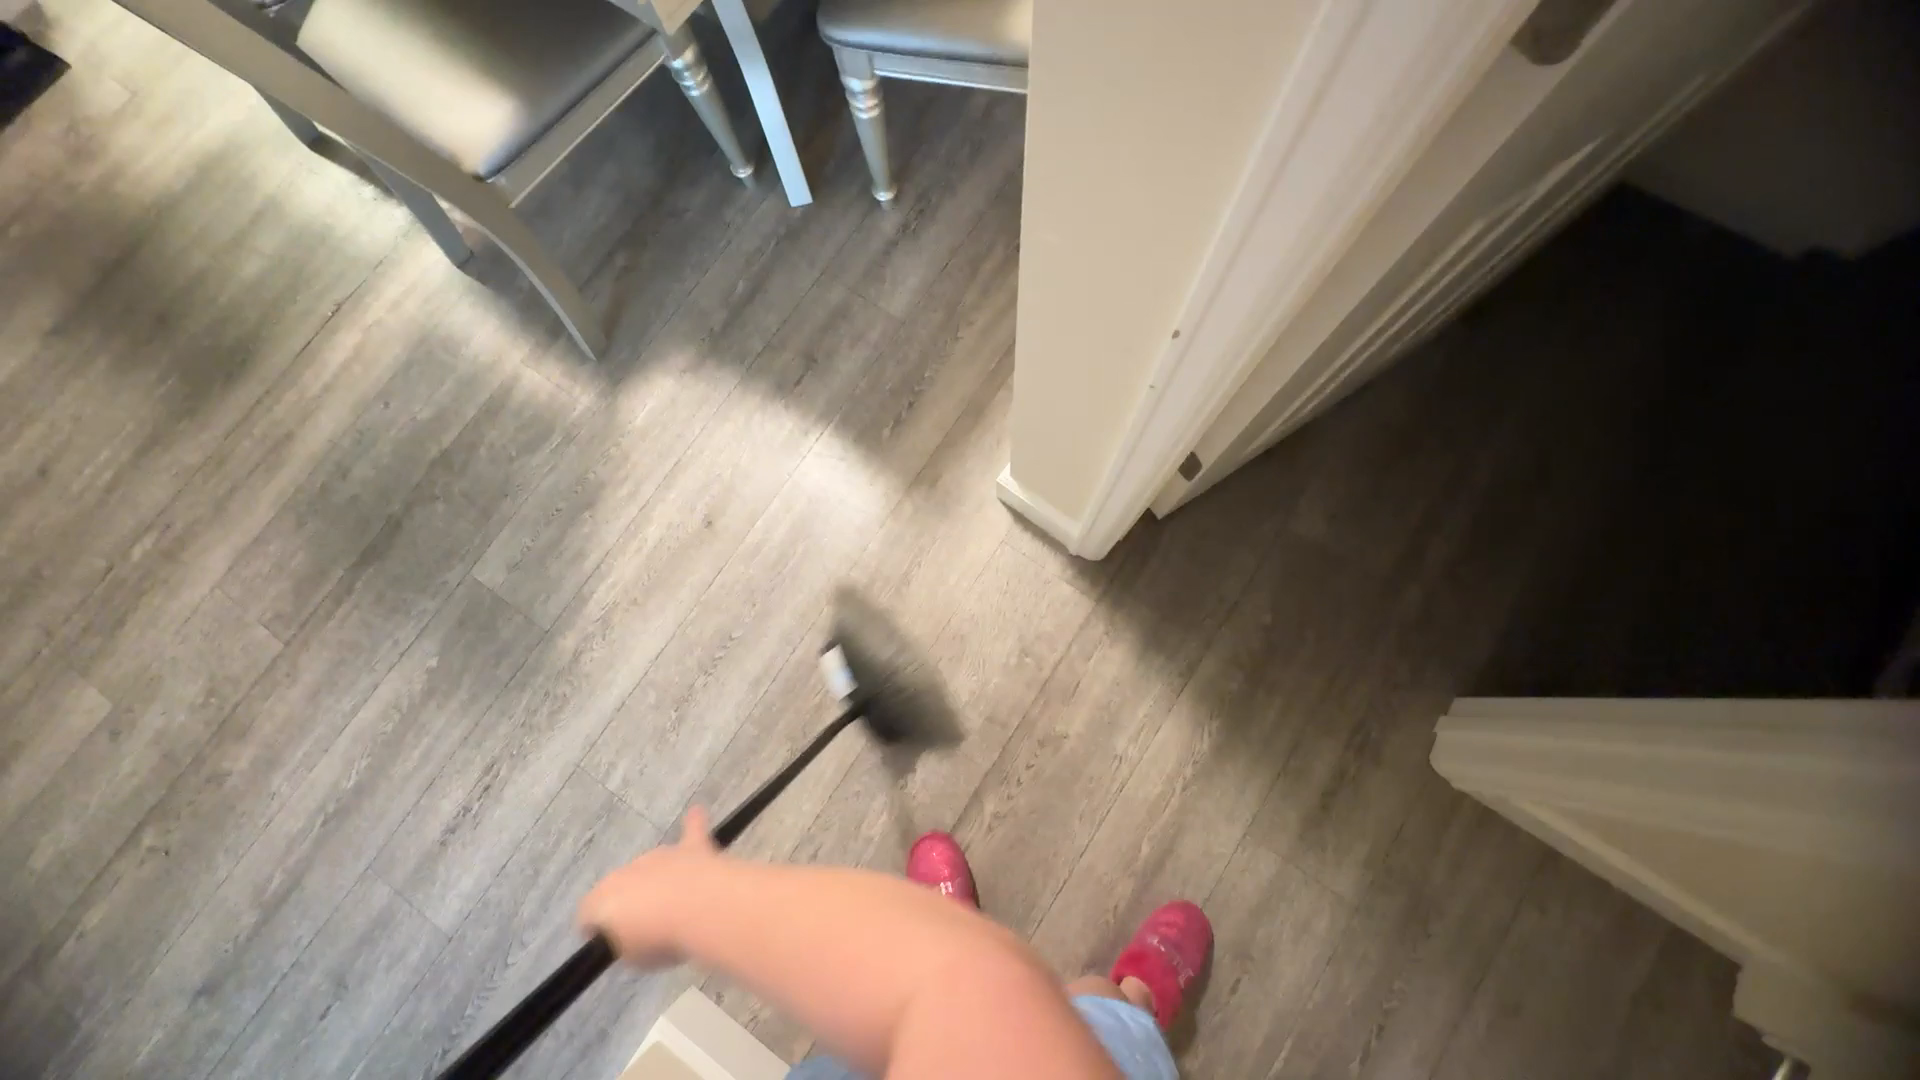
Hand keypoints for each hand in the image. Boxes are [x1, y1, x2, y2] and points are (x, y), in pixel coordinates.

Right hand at [578, 806, 718, 968]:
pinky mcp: (690, 848)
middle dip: (634, 905)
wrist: (698, 907)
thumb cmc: (657, 939)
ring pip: (653, 868)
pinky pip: (691, 830)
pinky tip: (697, 811)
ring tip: (680, 905)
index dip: (600, 932)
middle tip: (653, 929)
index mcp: (601, 899)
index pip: (587, 915)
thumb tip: (636, 934)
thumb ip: (626, 942)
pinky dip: (694, 823)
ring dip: (660, 882)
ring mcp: (659, 856)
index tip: (616, 944)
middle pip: (622, 888)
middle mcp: (626, 870)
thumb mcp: (630, 956)